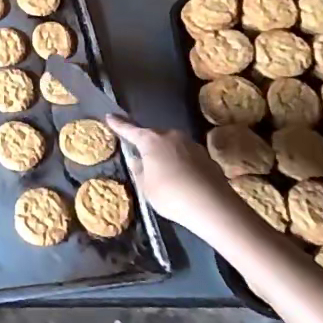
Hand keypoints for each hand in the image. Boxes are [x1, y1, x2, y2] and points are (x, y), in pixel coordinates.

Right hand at [107, 115, 247, 238]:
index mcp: (151, 141)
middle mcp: (171, 136)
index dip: (118, 124)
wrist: (213, 206)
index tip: (109, 116)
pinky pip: (185, 155)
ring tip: (162, 171)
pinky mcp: (206, 156)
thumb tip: (138, 160)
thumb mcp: (145, 187)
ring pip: (171, 145)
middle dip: (146, 142)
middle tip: (140, 155)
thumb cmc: (171, 196)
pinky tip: (181, 178)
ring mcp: (191, 144)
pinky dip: (180, 162)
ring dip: (165, 153)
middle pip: (153, 136)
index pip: (129, 129)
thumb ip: (139, 170)